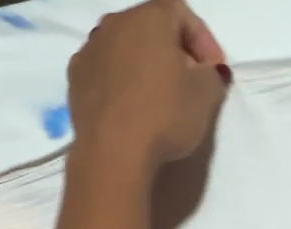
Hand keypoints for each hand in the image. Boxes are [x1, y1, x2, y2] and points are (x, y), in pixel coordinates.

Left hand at [68, 0, 228, 172]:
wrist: (113, 151)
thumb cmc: (165, 115)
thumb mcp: (205, 96)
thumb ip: (212, 76)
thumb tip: (206, 71)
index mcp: (149, 18)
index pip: (182, 12)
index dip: (204, 40)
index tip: (215, 71)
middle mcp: (114, 23)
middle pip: (151, 28)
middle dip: (174, 51)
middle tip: (189, 82)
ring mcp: (90, 49)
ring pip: (125, 49)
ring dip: (145, 66)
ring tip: (159, 99)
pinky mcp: (75, 79)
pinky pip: (106, 72)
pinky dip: (122, 83)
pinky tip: (132, 109)